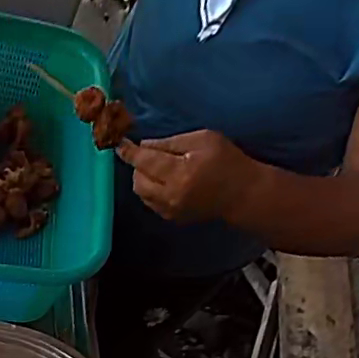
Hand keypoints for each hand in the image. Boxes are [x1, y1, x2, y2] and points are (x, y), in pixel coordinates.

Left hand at [118, 130, 263, 223]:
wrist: (240, 193)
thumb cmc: (225, 160)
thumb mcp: (203, 139)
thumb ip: (171, 143)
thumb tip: (144, 146)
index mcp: (179, 173)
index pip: (145, 162)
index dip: (129, 153)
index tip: (118, 145)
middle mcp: (170, 196)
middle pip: (138, 181)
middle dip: (138, 166)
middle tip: (151, 155)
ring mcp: (170, 210)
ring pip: (142, 194)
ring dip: (143, 179)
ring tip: (158, 168)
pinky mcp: (172, 218)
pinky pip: (150, 203)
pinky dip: (150, 190)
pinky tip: (164, 181)